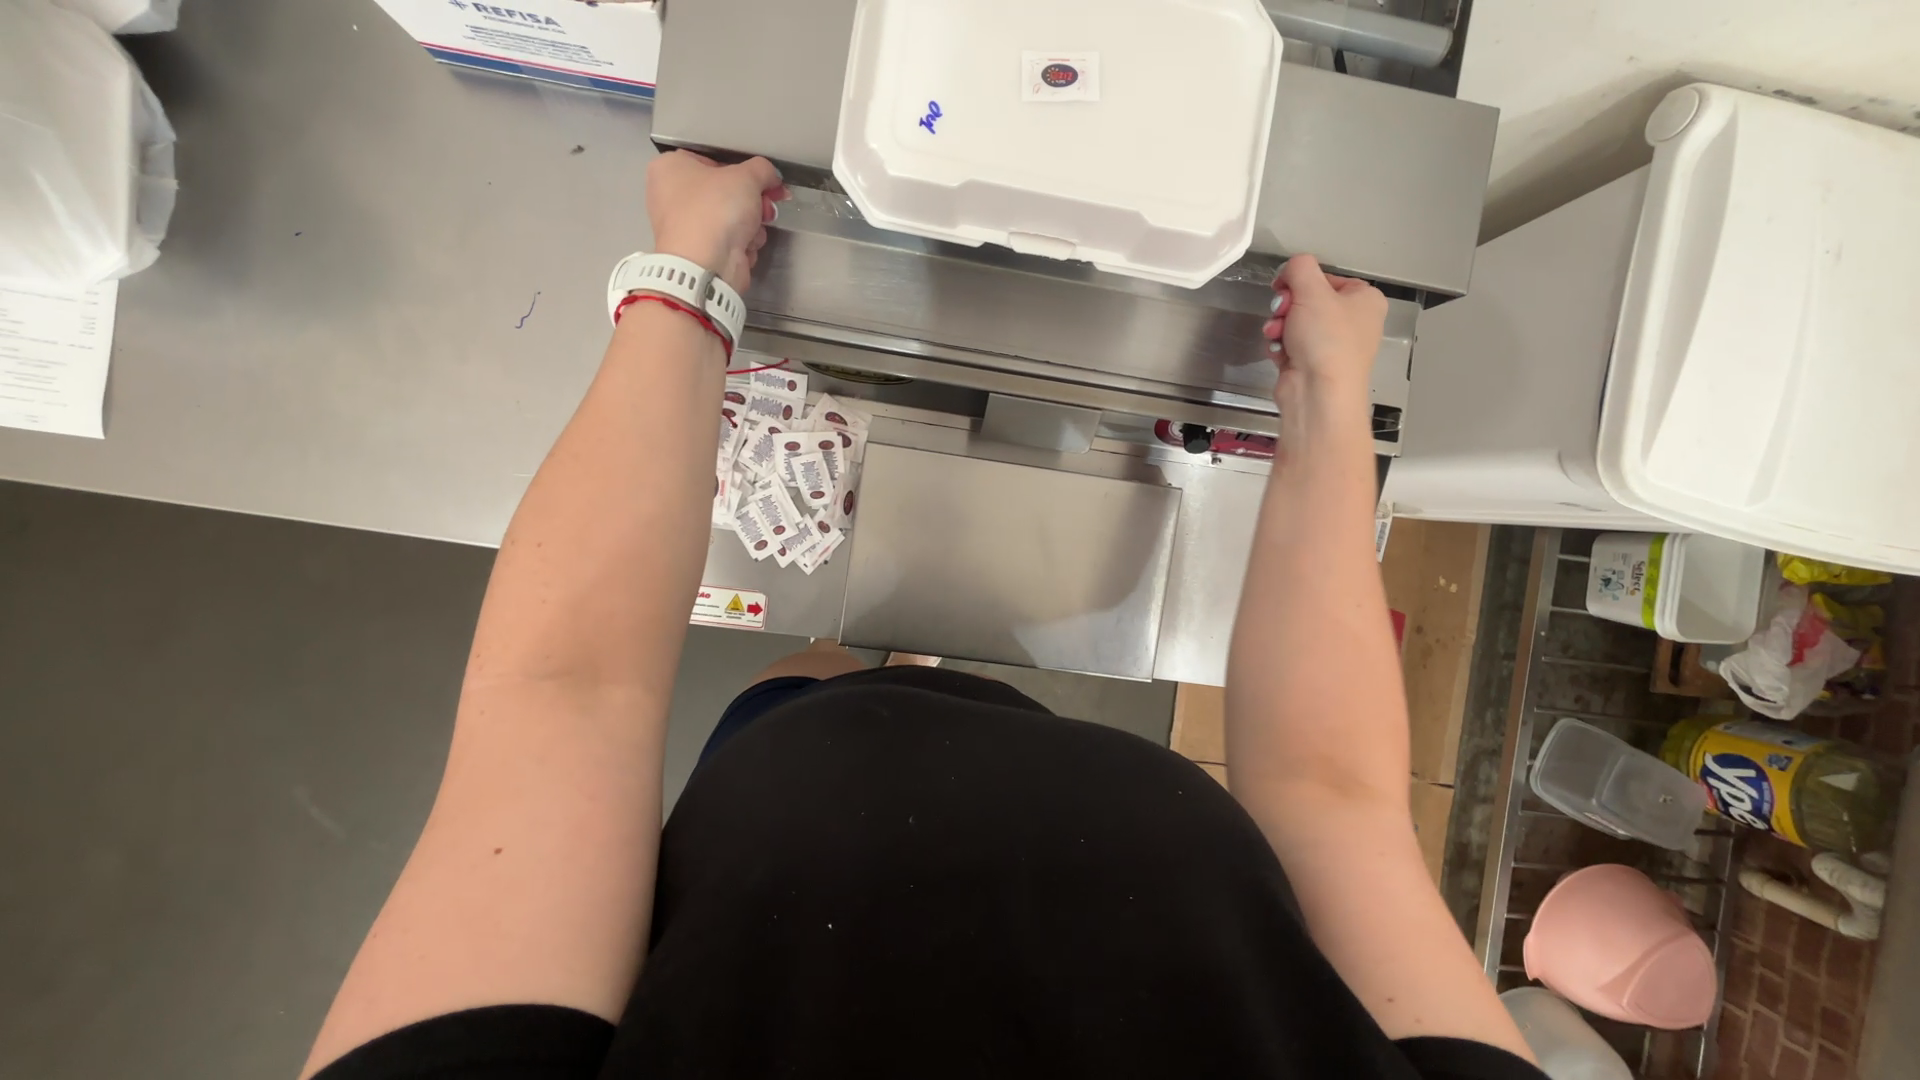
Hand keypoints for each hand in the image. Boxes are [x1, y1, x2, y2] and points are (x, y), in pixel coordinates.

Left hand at [646, 151, 790, 293]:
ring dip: (751, 225)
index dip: (746, 172)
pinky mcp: (698, 252)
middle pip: (725, 192)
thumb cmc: (716, 209)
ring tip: (753, 231)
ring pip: (731, 219)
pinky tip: (743, 247)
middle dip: (752, 203)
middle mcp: (671, 195)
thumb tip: (771, 175)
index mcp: (670, 167)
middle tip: (766, 207)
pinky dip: (741, 244)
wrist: (706, 265)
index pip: (715, 161)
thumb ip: (763, 169)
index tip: (767, 183)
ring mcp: (684, 227)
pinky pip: (727, 241)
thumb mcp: (747, 176)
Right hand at [1262, 255, 1386, 405]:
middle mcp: (1353, 322)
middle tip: (1281, 312)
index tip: (1283, 288)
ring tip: (1277, 335)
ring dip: (1279, 326)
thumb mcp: (1312, 290)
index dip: (1301, 281)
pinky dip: (1280, 346)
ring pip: (1295, 323)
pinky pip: (1290, 345)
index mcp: (1365, 300)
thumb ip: (1299, 267)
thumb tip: (1291, 268)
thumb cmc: (1326, 339)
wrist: (1318, 393)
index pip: (1326, 278)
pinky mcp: (1313, 364)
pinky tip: (1279, 351)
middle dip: (1286, 307)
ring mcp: (1333, 346)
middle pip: (1308, 300)